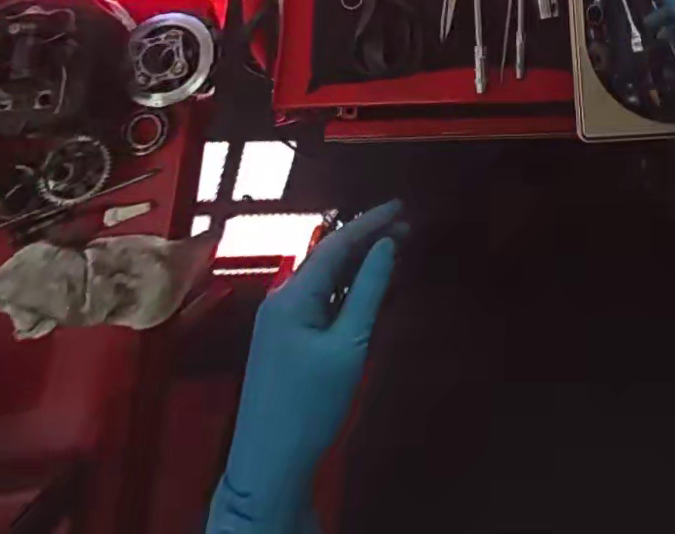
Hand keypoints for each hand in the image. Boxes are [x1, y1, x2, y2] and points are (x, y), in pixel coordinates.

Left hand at [209, 201, 402, 533]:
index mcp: (293, 295)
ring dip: (358, 262)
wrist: (268, 467)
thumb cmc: (310, 405)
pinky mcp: (284, 336)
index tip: (400, 207)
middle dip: (367, 239)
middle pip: (329, 256)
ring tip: (394, 247)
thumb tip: (387, 245)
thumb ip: (368, 290)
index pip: (336, 244)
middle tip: (406, 227)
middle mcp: (282, 297)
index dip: (370, 222)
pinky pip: (320, 297)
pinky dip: (346, 286)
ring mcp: (280, 317)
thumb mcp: (348, 346)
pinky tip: (367, 283)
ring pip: (325, 276)